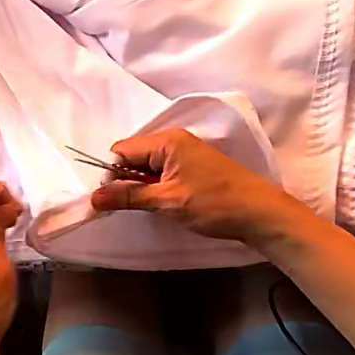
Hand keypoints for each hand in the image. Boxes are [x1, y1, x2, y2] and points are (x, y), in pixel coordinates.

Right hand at [89, 128, 307, 241]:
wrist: (261, 214)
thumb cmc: (214, 204)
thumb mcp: (166, 202)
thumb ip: (128, 197)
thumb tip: (93, 198)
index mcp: (166, 141)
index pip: (121, 150)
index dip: (113, 174)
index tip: (117, 198)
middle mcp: (174, 140)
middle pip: (132, 156)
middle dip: (127, 180)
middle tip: (137, 204)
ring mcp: (185, 152)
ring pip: (146, 165)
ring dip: (143, 185)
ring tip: (155, 205)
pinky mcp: (192, 166)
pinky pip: (161, 170)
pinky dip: (156, 186)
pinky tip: (166, 202)